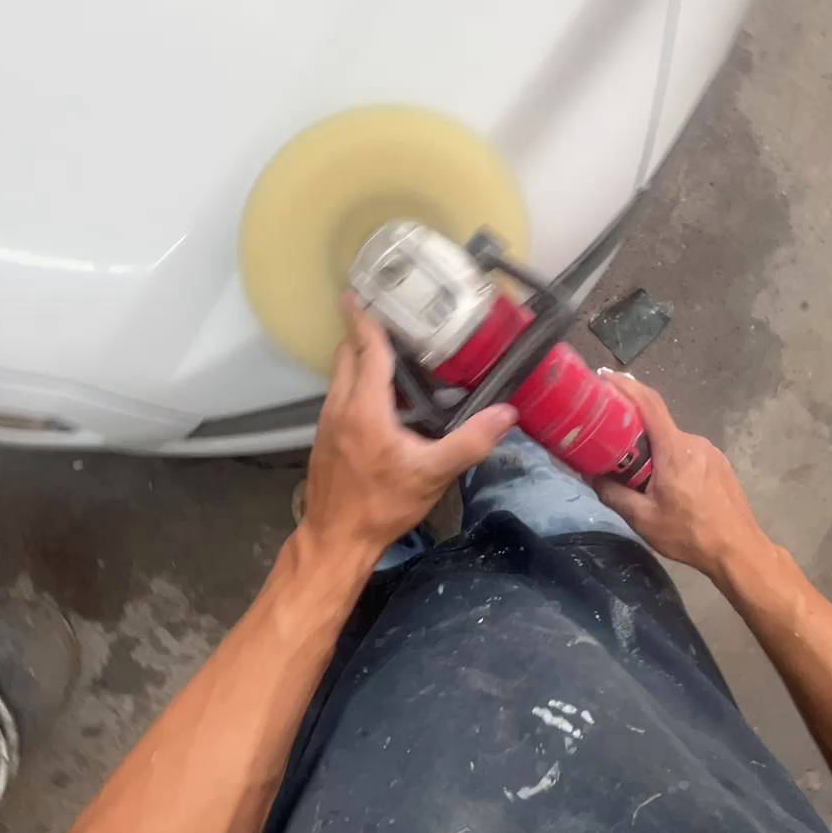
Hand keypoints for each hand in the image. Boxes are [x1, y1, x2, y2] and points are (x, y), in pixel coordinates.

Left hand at [301, 295, 518, 563]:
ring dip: (360, 358)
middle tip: (390, 317)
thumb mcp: (433, 474)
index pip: (366, 350)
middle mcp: (340, 407)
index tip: (359, 292)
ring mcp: (327, 422)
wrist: (336, 540)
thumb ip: (470, 441)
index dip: (365, 319)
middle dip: (364, 333)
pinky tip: (382, 399)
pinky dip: (357, 382)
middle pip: (347, 356)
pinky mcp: (325, 438)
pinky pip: (340, 395)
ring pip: (341, 375)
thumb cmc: (382, 505)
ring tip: (392, 352)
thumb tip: (507, 414)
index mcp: (365, 407)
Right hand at [594, 372, 772, 580]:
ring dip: (653, 450)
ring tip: (638, 474)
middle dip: (632, 428)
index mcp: (674, 449)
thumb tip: (590, 475)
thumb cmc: (690, 534)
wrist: (739, 552)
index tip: (605, 377)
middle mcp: (693, 442)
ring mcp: (710, 452)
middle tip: (610, 442)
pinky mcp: (720, 464)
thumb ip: (613, 494)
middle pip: (657, 423)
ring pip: (672, 441)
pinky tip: (667, 485)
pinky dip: (671, 460)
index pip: (649, 403)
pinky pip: (688, 453)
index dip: (626, 385)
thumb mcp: (642, 519)